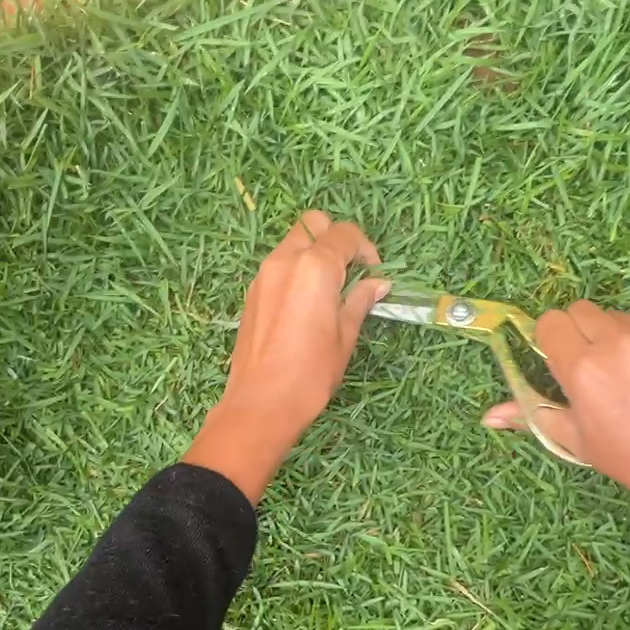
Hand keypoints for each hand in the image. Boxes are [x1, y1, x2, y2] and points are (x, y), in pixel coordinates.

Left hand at [184, 211, 390, 502]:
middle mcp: (285, 260)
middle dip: (336, 240)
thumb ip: (359, 302)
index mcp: (314, 267)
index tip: (374, 273)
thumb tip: (378, 284)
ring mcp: (264, 275)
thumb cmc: (310, 373)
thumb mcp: (344, 337)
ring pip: (293, 243)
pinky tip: (306, 304)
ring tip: (329, 291)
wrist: (261, 403)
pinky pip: (278, 266)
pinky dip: (296, 271)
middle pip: (314, 225)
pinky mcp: (252, 293)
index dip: (365, 249)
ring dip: (314, 254)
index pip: (344, 235)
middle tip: (351, 272)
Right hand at [483, 300, 629, 565]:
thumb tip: (488, 415)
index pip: (551, 322)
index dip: (553, 339)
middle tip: (595, 367)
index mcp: (581, 369)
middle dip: (582, 333)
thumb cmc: (628, 457)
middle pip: (582, 310)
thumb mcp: (574, 439)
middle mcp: (616, 343)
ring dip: (618, 338)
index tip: (562, 358)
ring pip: (622, 317)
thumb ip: (530, 415)